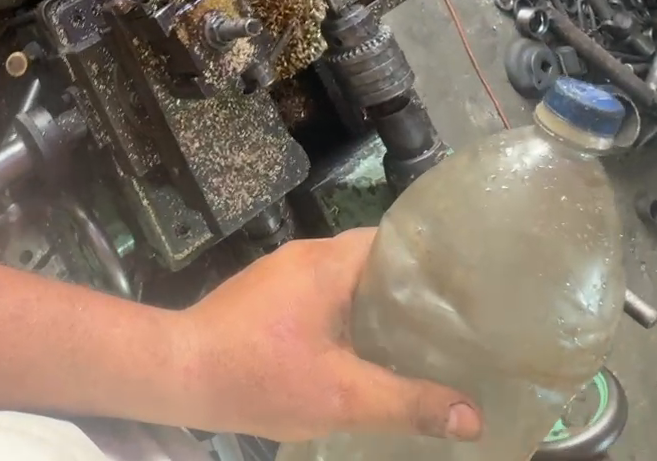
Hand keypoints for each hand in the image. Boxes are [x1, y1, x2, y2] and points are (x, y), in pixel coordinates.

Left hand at [168, 230, 482, 443]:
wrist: (182, 369)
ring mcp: (283, 272)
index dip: (430, 263)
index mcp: (325, 263)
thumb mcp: (342, 396)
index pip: (390, 241)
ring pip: (346, 279)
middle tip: (456, 328)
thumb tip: (474, 415)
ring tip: (424, 344)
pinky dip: (351, 315)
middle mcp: (305, 256)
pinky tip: (370, 353)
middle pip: (371, 260)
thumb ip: (409, 402)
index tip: (467, 293)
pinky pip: (323, 293)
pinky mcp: (269, 294)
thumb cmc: (260, 375)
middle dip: (411, 292)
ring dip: (380, 307)